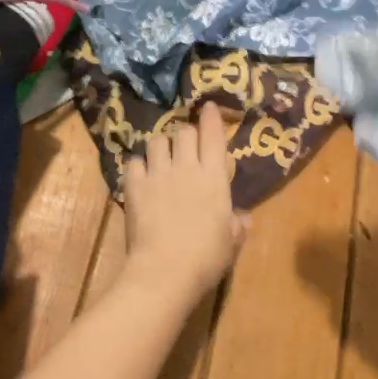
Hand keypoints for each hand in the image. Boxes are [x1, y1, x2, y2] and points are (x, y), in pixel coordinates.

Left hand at [120, 102, 249, 301]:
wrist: (165, 271)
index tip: (208, 106)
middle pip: (183, 132)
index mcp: (213, 177)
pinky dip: (138, 165)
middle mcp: (186, 167)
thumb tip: (243, 217)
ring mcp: (157, 173)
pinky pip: (134, 162)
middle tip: (186, 146)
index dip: (211, 117)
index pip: (213, 135)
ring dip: (161, 145)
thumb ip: (238, 224)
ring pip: (156, 141)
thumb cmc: (206, 258)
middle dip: (185, 134)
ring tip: (161, 157)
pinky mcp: (134, 185)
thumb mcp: (231, 243)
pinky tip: (141, 176)